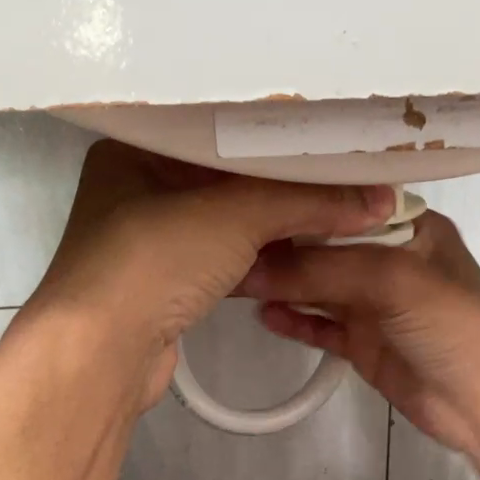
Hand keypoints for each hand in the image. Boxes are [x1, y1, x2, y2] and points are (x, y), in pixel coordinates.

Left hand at [10, 140, 395, 408]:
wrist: (102, 355)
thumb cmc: (153, 263)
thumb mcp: (233, 216)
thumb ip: (305, 202)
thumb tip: (378, 199)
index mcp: (138, 148)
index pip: (219, 125)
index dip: (276, 129)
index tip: (330, 129)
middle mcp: (140, 186)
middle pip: (228, 173)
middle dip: (284, 178)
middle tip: (343, 168)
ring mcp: (152, 240)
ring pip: (227, 219)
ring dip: (276, 220)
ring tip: (336, 206)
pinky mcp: (168, 284)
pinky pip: (223, 257)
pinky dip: (259, 254)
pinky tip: (302, 249)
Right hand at [239, 210, 479, 454]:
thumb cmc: (453, 327)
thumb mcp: (393, 281)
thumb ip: (324, 269)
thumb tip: (252, 268)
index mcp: (411, 228)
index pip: (347, 203)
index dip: (302, 200)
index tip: (251, 195)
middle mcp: (391, 260)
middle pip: (327, 245)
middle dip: (283, 245)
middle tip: (230, 241)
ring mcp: (377, 305)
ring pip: (319, 286)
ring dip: (282, 283)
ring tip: (234, 277)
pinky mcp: (365, 345)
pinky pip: (322, 326)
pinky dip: (295, 320)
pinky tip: (263, 315)